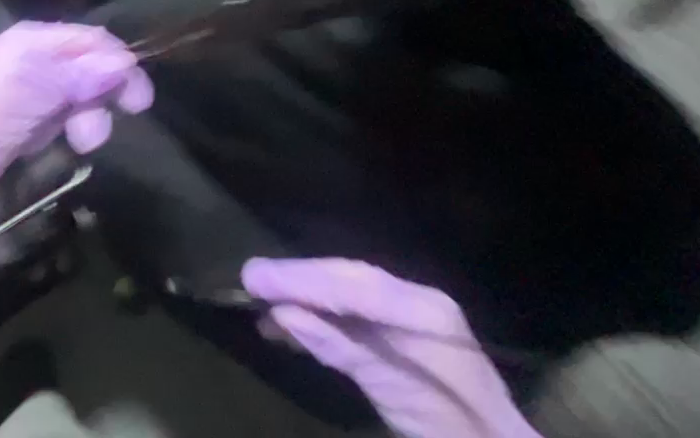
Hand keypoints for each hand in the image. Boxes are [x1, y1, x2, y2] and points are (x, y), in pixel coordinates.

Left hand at [0, 22, 151, 236]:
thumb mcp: (31, 93)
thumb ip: (77, 76)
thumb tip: (124, 61)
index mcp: (31, 41)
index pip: (90, 40)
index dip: (119, 63)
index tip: (139, 100)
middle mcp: (32, 59)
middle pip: (89, 66)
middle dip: (106, 93)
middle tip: (121, 120)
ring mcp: (28, 91)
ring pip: (79, 94)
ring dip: (89, 115)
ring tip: (82, 142)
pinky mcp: (25, 120)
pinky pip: (61, 116)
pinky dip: (68, 126)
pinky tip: (61, 143)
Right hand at [239, 259, 539, 437]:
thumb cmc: (449, 424)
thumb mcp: (391, 391)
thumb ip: (339, 348)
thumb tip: (281, 315)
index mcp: (423, 310)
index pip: (352, 284)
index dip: (301, 279)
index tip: (255, 276)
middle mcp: (418, 298)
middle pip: (347, 276)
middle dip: (297, 276)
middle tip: (250, 276)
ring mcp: (413, 310)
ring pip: (346, 287)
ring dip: (303, 290)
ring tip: (261, 294)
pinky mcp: (402, 327)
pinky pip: (352, 307)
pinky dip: (318, 309)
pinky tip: (289, 318)